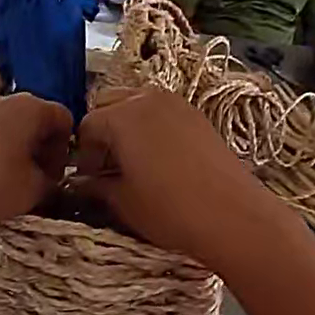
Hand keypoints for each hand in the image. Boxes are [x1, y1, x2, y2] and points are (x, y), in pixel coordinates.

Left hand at [0, 94, 73, 242]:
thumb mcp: (32, 190)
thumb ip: (50, 184)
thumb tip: (50, 181)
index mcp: (31, 106)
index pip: (65, 119)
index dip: (68, 149)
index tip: (58, 176)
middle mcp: (3, 101)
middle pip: (35, 123)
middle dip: (42, 152)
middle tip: (39, 183)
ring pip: (9, 131)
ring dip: (16, 156)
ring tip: (11, 187)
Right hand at [74, 88, 303, 271]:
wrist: (233, 215)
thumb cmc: (170, 210)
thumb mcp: (125, 202)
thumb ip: (98, 186)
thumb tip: (81, 183)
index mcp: (121, 116)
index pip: (87, 126)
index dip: (82, 154)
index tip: (87, 179)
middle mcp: (147, 99)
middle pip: (109, 104)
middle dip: (102, 131)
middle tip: (105, 167)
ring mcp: (176, 104)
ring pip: (137, 103)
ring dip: (126, 126)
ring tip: (131, 162)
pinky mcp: (197, 116)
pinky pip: (162, 112)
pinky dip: (151, 127)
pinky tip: (157, 159)